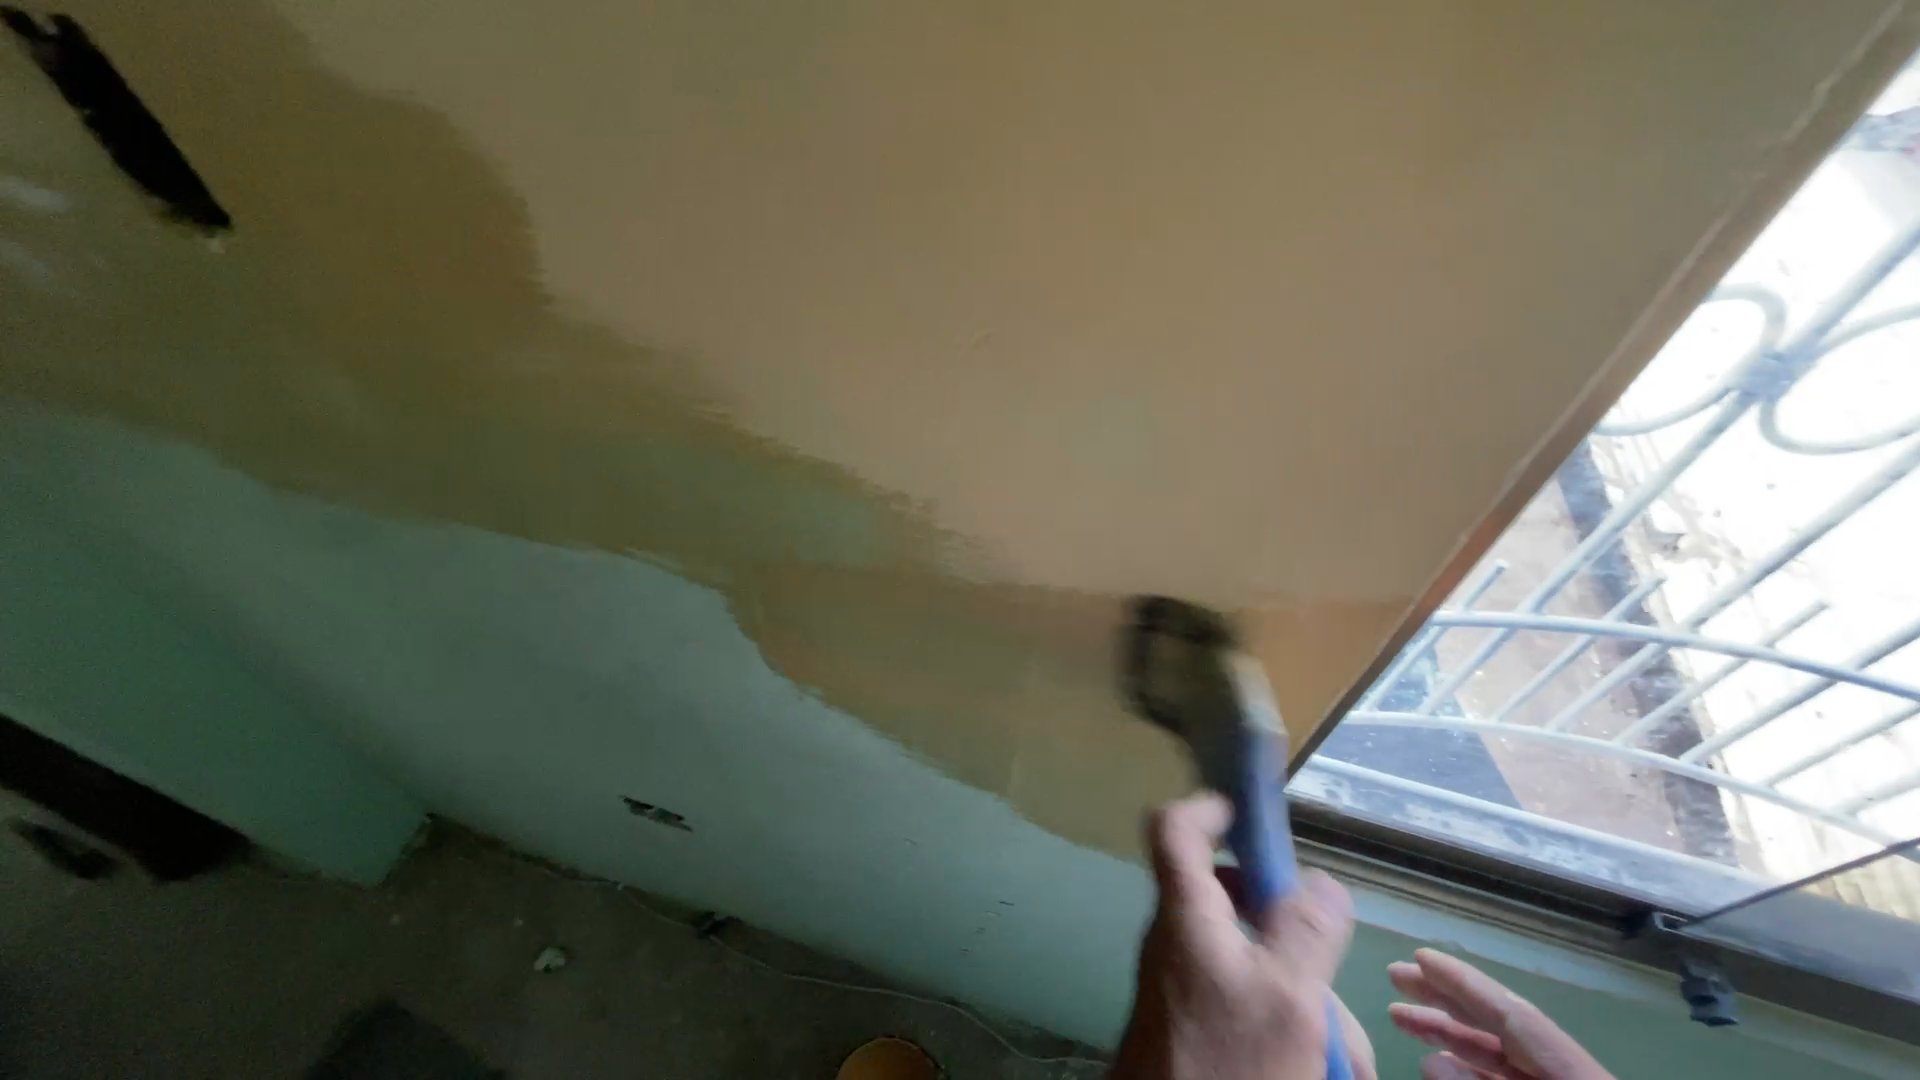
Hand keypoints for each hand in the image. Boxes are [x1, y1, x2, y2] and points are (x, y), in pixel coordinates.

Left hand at [1111, 793, 1375, 1079]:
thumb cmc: (1226, 1065)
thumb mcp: (1286, 1000)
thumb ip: (1306, 932)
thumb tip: (1320, 880)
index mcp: (1185, 913)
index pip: (1176, 828)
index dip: (1211, 807)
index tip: (1253, 816)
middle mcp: (1177, 939)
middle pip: (1234, 903)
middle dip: (1291, 937)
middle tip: (1327, 986)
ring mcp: (1181, 981)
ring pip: (1252, 963)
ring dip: (1302, 1002)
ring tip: (1338, 1059)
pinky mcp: (1191, 1021)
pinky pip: (1245, 1003)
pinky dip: (1284, 1029)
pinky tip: (1318, 1070)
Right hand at [1388, 949, 1613, 1079]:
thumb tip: (1431, 1064)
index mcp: (1575, 1070)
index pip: (1514, 1015)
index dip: (1466, 983)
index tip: (1419, 955)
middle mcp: (1566, 1071)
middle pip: (1504, 1027)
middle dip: (1446, 999)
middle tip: (1394, 976)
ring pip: (1500, 1055)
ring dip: (1447, 1034)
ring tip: (1397, 1016)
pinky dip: (1469, 1070)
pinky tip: (1432, 1063)